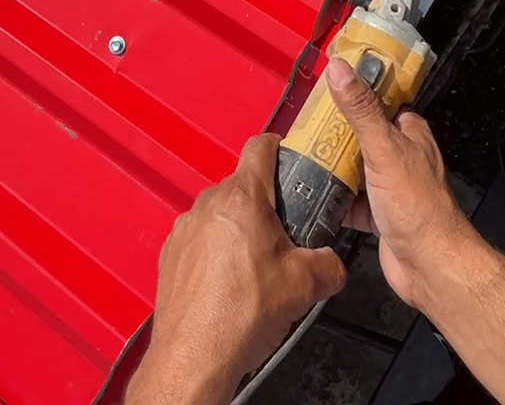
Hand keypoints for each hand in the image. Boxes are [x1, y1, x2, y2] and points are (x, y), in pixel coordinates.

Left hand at [128, 135, 346, 403]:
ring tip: (255, 266)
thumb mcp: (305, 286)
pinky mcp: (172, 252)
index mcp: (243, 198)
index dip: (279, 147)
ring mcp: (186, 227)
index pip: (260, 146)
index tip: (288, 156)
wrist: (193, 357)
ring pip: (220, 212)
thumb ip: (328, 264)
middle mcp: (210, 204)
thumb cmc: (239, 316)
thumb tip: (332, 264)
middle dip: (264, 204)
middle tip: (283, 233)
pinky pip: (200, 238)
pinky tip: (228, 284)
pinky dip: (214, 251)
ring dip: (238, 228)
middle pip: (243, 185)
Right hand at [327, 59, 478, 312]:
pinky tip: (315, 195)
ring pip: (355, 167)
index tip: (327, 83)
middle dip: (336, 131)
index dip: (356, 90)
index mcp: (410, 132)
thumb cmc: (418, 206)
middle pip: (363, 133)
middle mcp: (402, 156)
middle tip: (305, 124)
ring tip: (303, 156)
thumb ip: (361, 109)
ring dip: (333, 165)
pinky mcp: (379, 214)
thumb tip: (340, 70)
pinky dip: (334, 198)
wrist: (430, 267)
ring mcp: (390, 185)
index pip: (381, 99)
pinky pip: (351, 200)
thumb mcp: (384, 148)